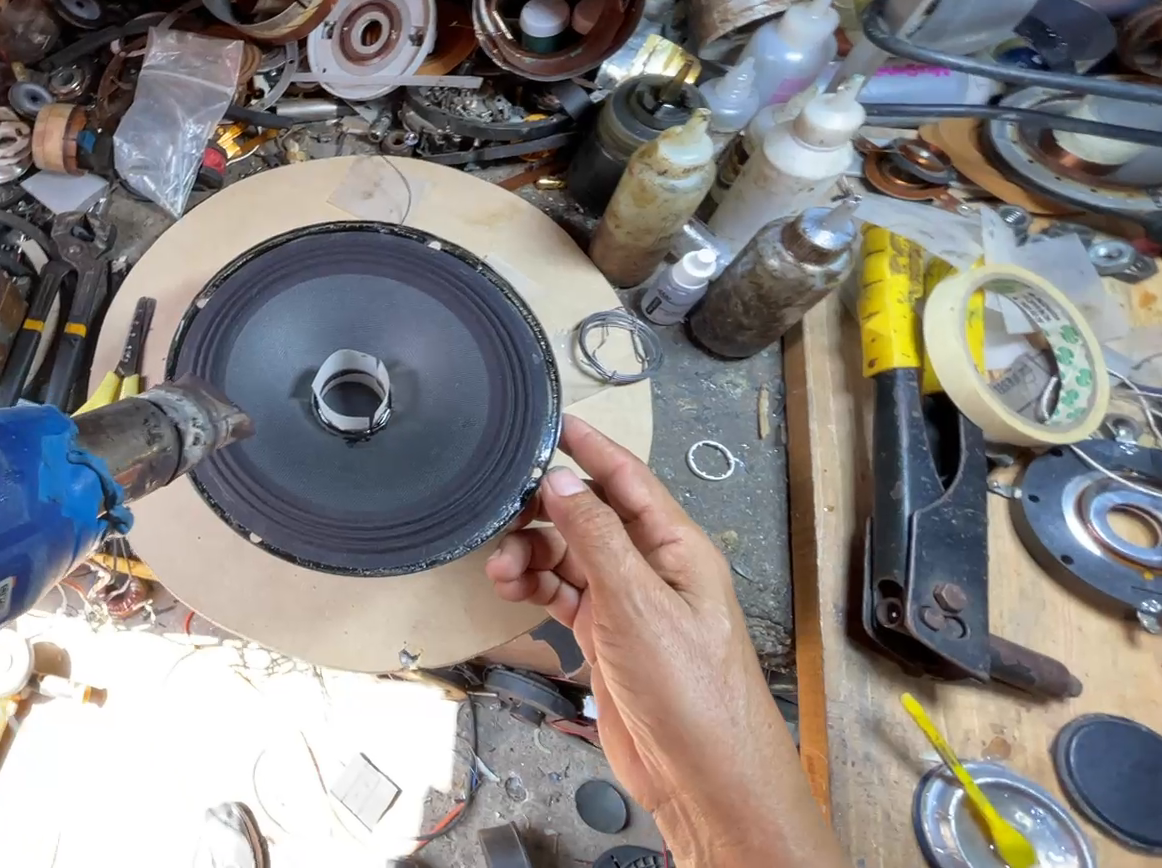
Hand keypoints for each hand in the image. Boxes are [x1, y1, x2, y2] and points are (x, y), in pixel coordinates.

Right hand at [485, 415, 843, 867]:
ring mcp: (624, 600)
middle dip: (542, 511)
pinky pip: (558, 589)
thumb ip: (595, 537)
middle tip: (503, 516)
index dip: (590, 448)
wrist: (702, 780)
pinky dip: (533, 585)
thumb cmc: (690, 691)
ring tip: (503, 570)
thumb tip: (560, 480)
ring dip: (529, 553)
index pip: (627, 479)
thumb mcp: (638, 604)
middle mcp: (648, 566)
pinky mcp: (603, 632)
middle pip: (586, 514)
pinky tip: (513, 589)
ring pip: (565, 553)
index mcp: (674, 547)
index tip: (551, 423)